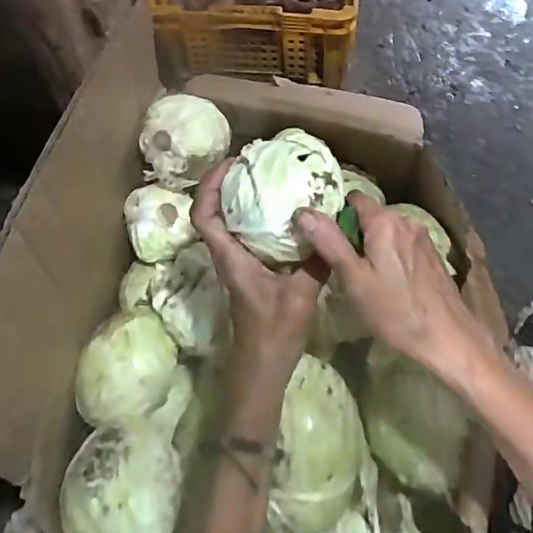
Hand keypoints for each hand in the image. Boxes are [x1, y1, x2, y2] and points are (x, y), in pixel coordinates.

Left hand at [189, 160, 326, 384]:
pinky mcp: (245, 269)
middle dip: (222, 184)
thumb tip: (328, 225)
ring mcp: (233, 262)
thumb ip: (314, 261)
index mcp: (229, 257)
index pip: (203, 214)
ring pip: (223, 222)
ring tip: (260, 178)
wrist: (262, 367)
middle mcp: (225, 255)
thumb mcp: (300, 296)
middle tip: (248, 164)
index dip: (210, 185)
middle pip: (209, 212)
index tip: (230, 164)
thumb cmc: (274, 333)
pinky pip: (239, 233)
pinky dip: (249, 216)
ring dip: (233, 198)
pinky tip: (276, 211)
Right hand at [296, 194, 495, 386]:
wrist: (450, 341)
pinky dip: (390, 255)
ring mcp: (422, 237)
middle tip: (342, 264)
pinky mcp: (432, 255)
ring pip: (386, 231)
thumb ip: (329, 241)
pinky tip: (389, 282)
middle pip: (370, 216)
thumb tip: (302, 210)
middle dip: (354, 233)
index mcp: (385, 221)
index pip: (353, 199)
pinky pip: (402, 244)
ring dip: (373, 246)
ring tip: (364, 276)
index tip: (326, 239)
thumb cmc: (396, 311)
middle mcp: (405, 220)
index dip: (336, 215)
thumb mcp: (354, 278)